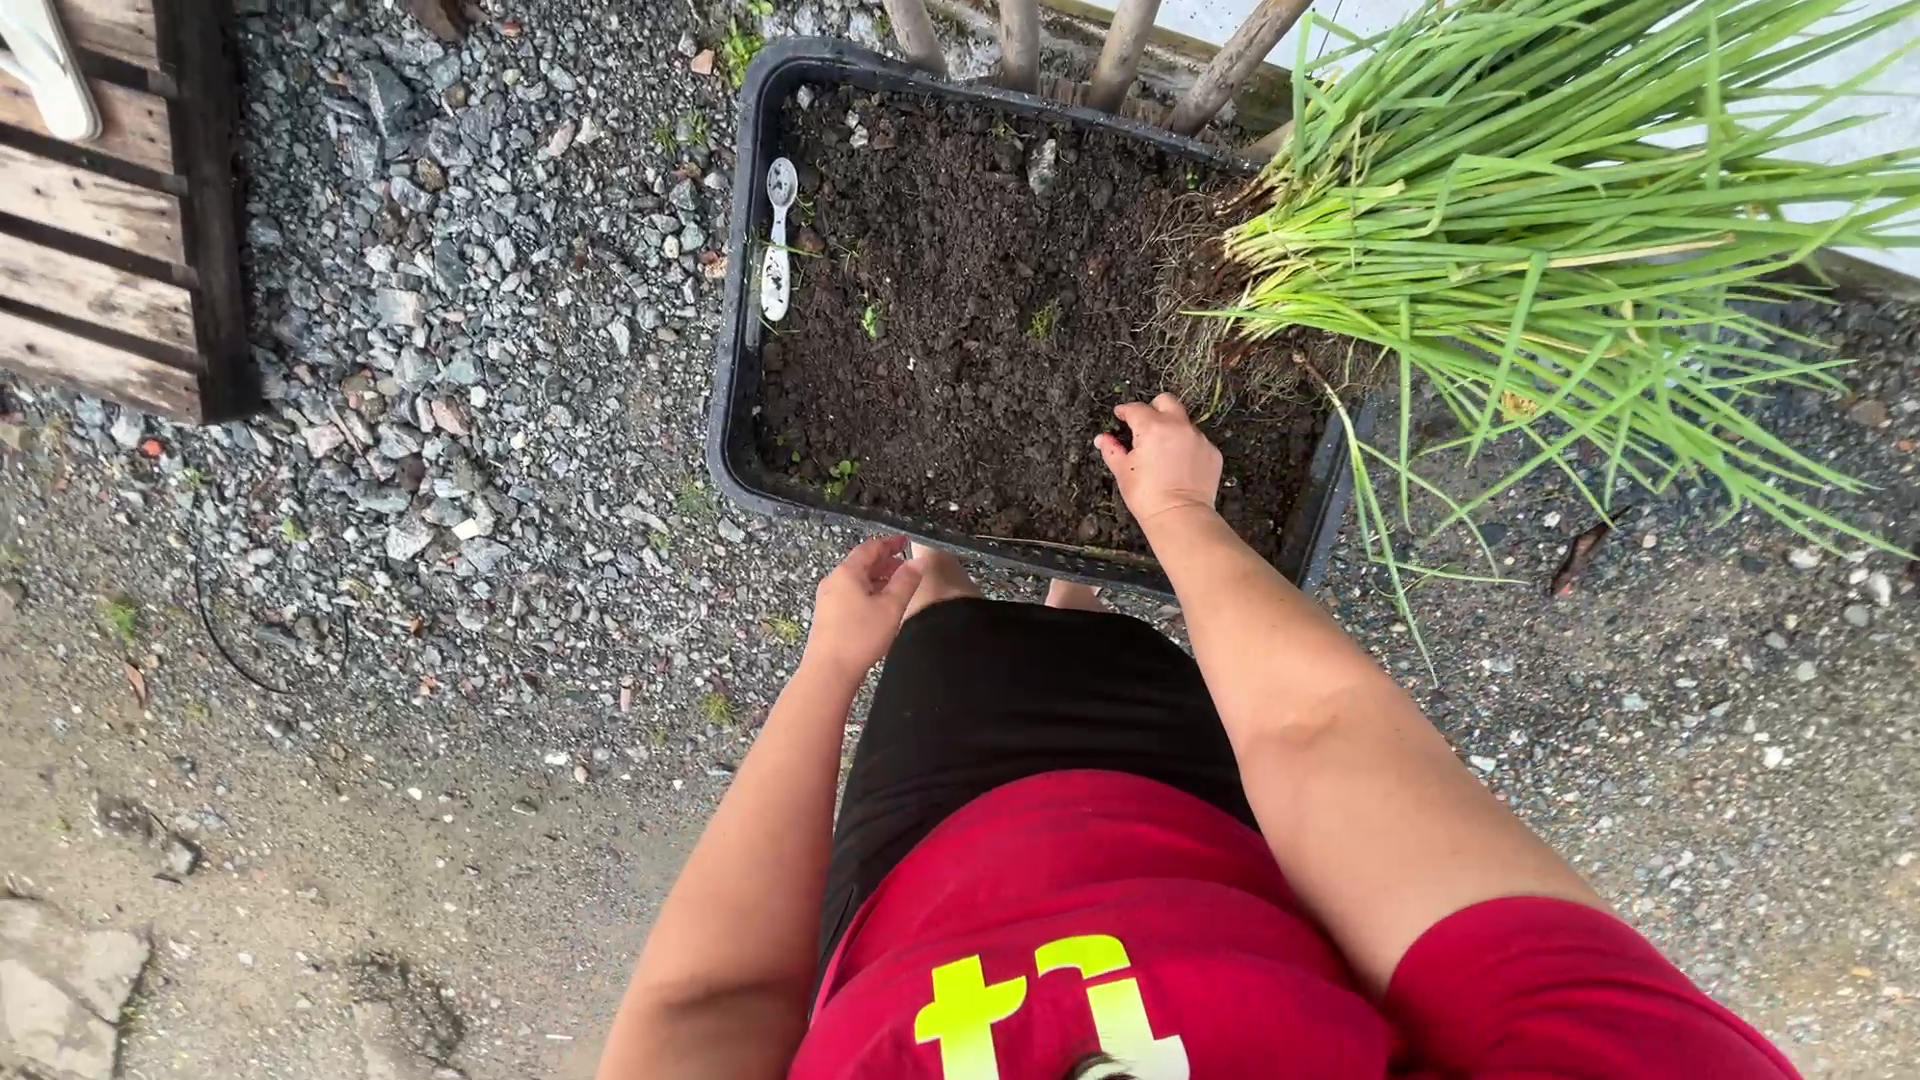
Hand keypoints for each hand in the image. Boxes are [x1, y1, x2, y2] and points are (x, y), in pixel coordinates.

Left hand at [801, 534, 923, 678]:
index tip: (904, 541)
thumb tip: (918, 561)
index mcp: (847, 573)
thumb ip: (906, 581)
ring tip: (898, 586)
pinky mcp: (828, 615)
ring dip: (877, 578)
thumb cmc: (859, 637)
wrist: (829, 671)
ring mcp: (828, 599)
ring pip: (856, 580)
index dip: (890, 543)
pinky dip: (868, 592)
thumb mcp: (890, 606)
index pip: (870, 548)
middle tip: (906, 566)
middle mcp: (833, 581)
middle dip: (885, 562)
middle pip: (861, 563)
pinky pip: (850, 594)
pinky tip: (880, 605)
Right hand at [1095, 393, 1221, 526]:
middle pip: (1166, 401)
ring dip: (1171, 429)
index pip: (1136, 409)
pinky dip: (1187, 447)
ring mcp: (1198, 438)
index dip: (1125, 411)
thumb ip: (1112, 449)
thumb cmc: (1147, 495)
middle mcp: (1178, 426)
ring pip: (1183, 422)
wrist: (1179, 515)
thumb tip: (1102, 439)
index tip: (1120, 414)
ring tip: (1162, 451)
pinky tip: (1178, 465)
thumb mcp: (1122, 471)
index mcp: (1152, 427)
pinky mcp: (1211, 452)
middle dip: (1153, 408)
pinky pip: (1197, 441)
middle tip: (1144, 424)